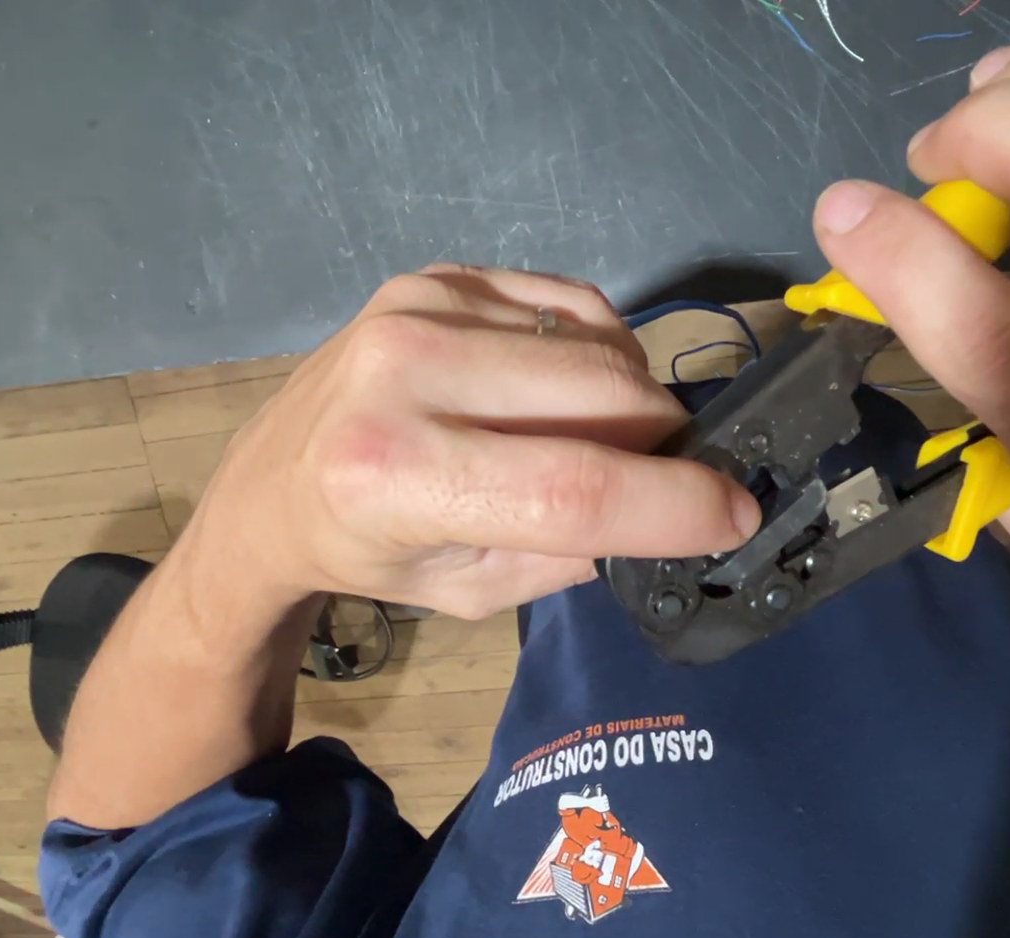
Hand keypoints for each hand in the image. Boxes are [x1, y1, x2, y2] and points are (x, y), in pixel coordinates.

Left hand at [179, 265, 758, 622]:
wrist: (274, 487)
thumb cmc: (373, 556)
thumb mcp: (475, 590)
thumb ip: (574, 551)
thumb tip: (668, 507)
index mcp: (398, 478)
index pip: (572, 487)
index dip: (674, 504)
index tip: (736, 513)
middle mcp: (403, 372)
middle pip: (605, 397)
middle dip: (659, 444)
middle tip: (651, 477)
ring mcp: (419, 307)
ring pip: (599, 346)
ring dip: (629, 399)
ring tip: (595, 435)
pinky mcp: (436, 275)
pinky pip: (571, 304)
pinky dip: (595, 353)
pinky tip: (563, 386)